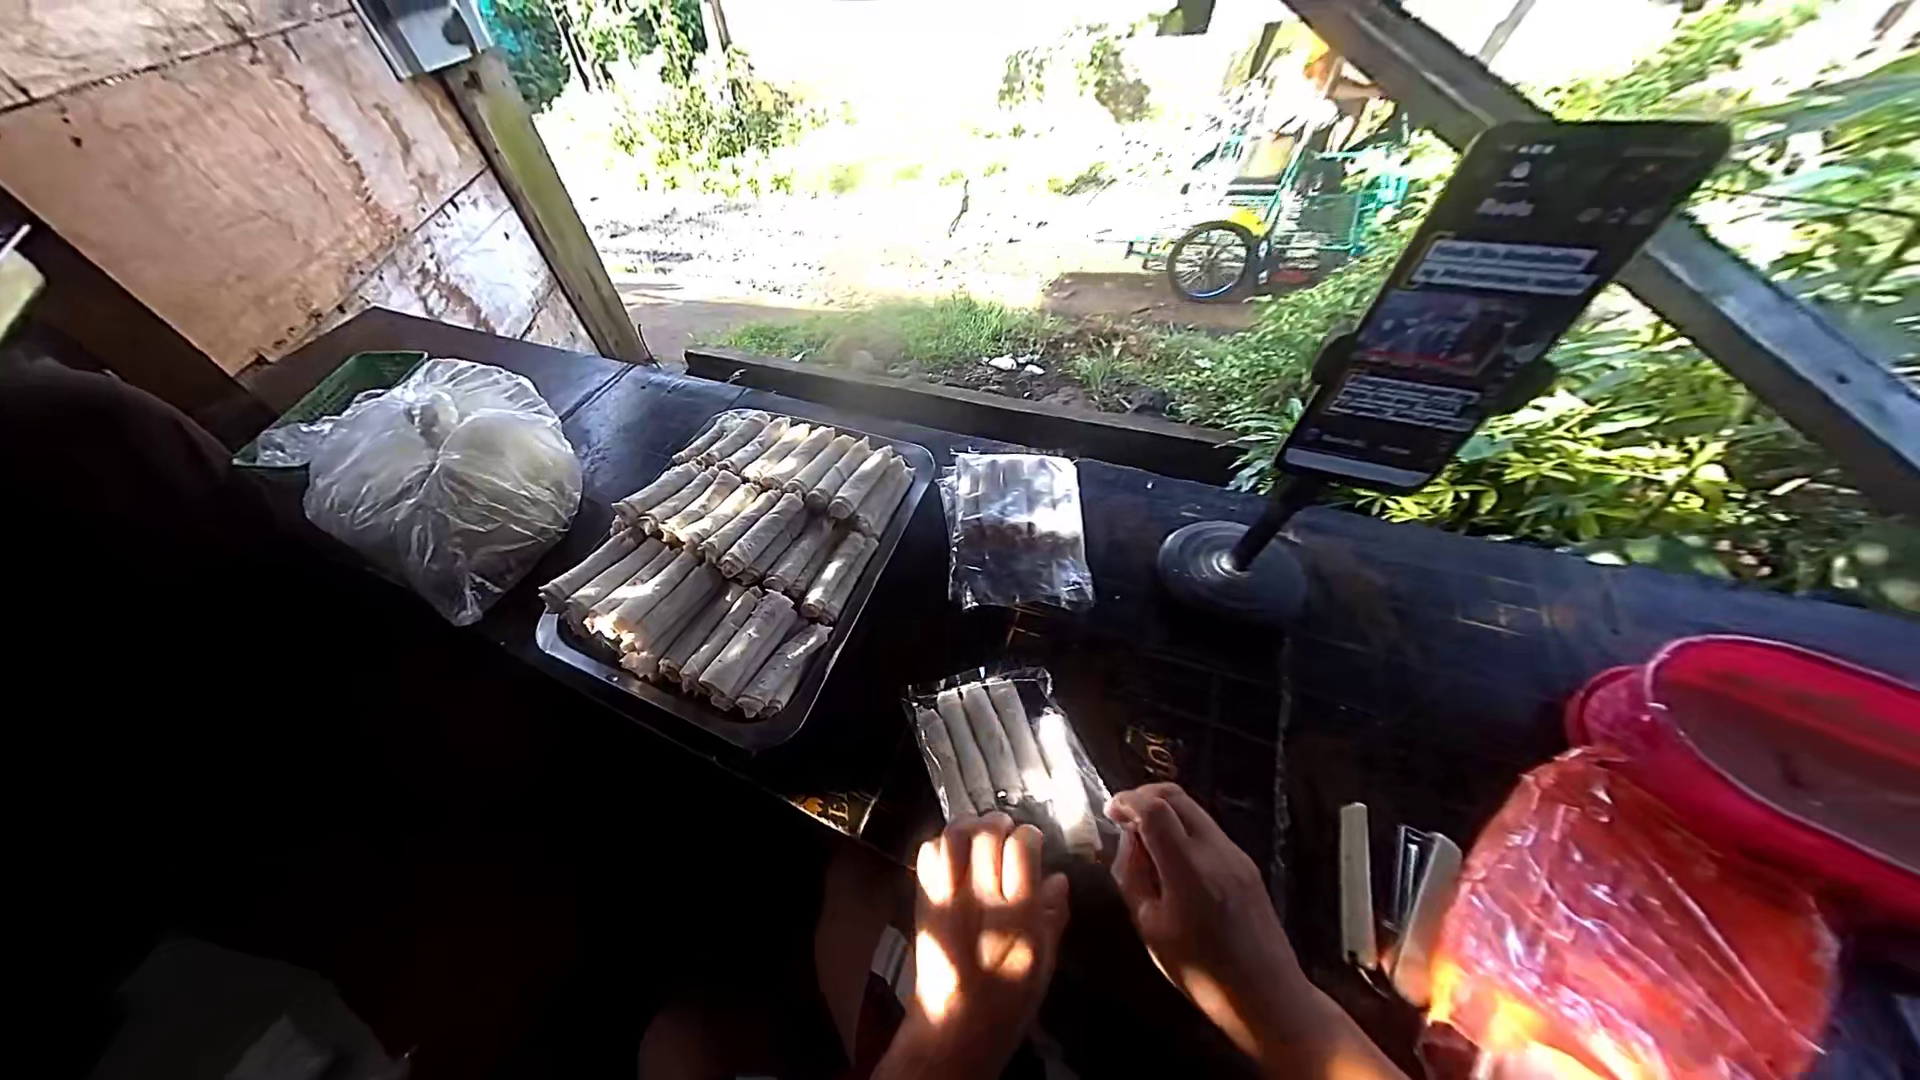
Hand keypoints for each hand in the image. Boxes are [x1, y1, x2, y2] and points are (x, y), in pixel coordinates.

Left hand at [876, 813, 1069, 1079]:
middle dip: (999, 822)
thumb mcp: (1043, 965)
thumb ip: (1053, 918)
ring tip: (979, 832)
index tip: (1031, 842)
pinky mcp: (924, 899)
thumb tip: (1058, 878)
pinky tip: (954, 853)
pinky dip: (941, 843)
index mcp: (1017, 915)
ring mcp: (947, 896)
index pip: (1022, 846)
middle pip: (987, 833)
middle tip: (1005, 830)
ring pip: (954, 835)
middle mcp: (981, 898)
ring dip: (970, 825)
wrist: (951, 1032)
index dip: (1029, 836)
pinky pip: (928, 852)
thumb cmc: (1005, 1002)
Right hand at [1107, 784, 1404, 1079]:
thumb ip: (1132, 876)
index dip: (1127, 800)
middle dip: (1142, 796)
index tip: (1111, 811)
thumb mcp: (1150, 929)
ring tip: (1144, 836)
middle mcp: (1215, 852)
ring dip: (1162, 808)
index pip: (1154, 808)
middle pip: (1174, 795)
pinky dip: (1181, 825)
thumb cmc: (1204, 976)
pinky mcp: (1245, 862)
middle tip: (1123, 816)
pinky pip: (1205, 827)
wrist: (1272, 1001)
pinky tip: (1170, 853)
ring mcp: (1235, 854)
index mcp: (1189, 871)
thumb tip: (1128, 839)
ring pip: (1191, 807)